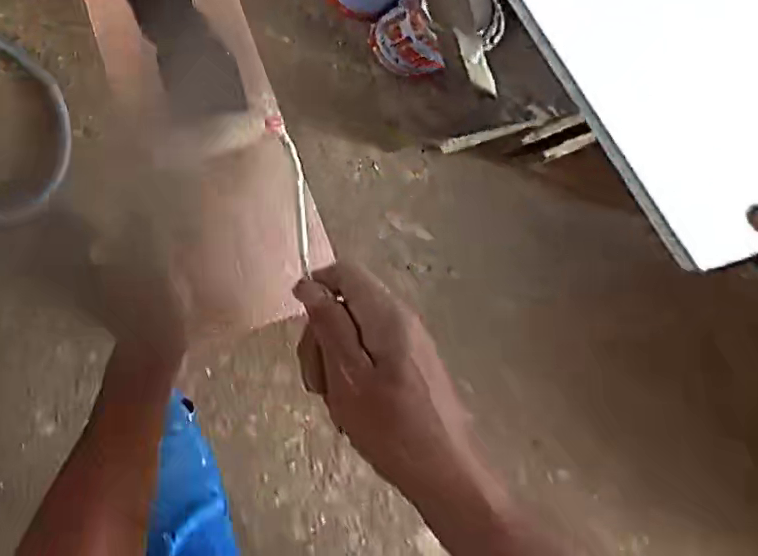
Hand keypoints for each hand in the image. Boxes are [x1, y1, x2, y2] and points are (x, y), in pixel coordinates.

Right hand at [293, 264, 488, 511]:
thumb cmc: (392, 428)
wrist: (453, 485)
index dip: (315, 287)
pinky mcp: (414, 367)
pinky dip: (352, 370)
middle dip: (320, 333)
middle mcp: (403, 322)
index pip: (344, 272)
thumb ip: (327, 323)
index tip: (304, 324)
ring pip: (352, 329)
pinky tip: (352, 402)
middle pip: (344, 302)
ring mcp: (411, 345)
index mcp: (387, 316)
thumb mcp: (346, 373)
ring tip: (335, 395)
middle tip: (317, 375)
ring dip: (332, 357)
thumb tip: (308, 285)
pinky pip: (369, 351)